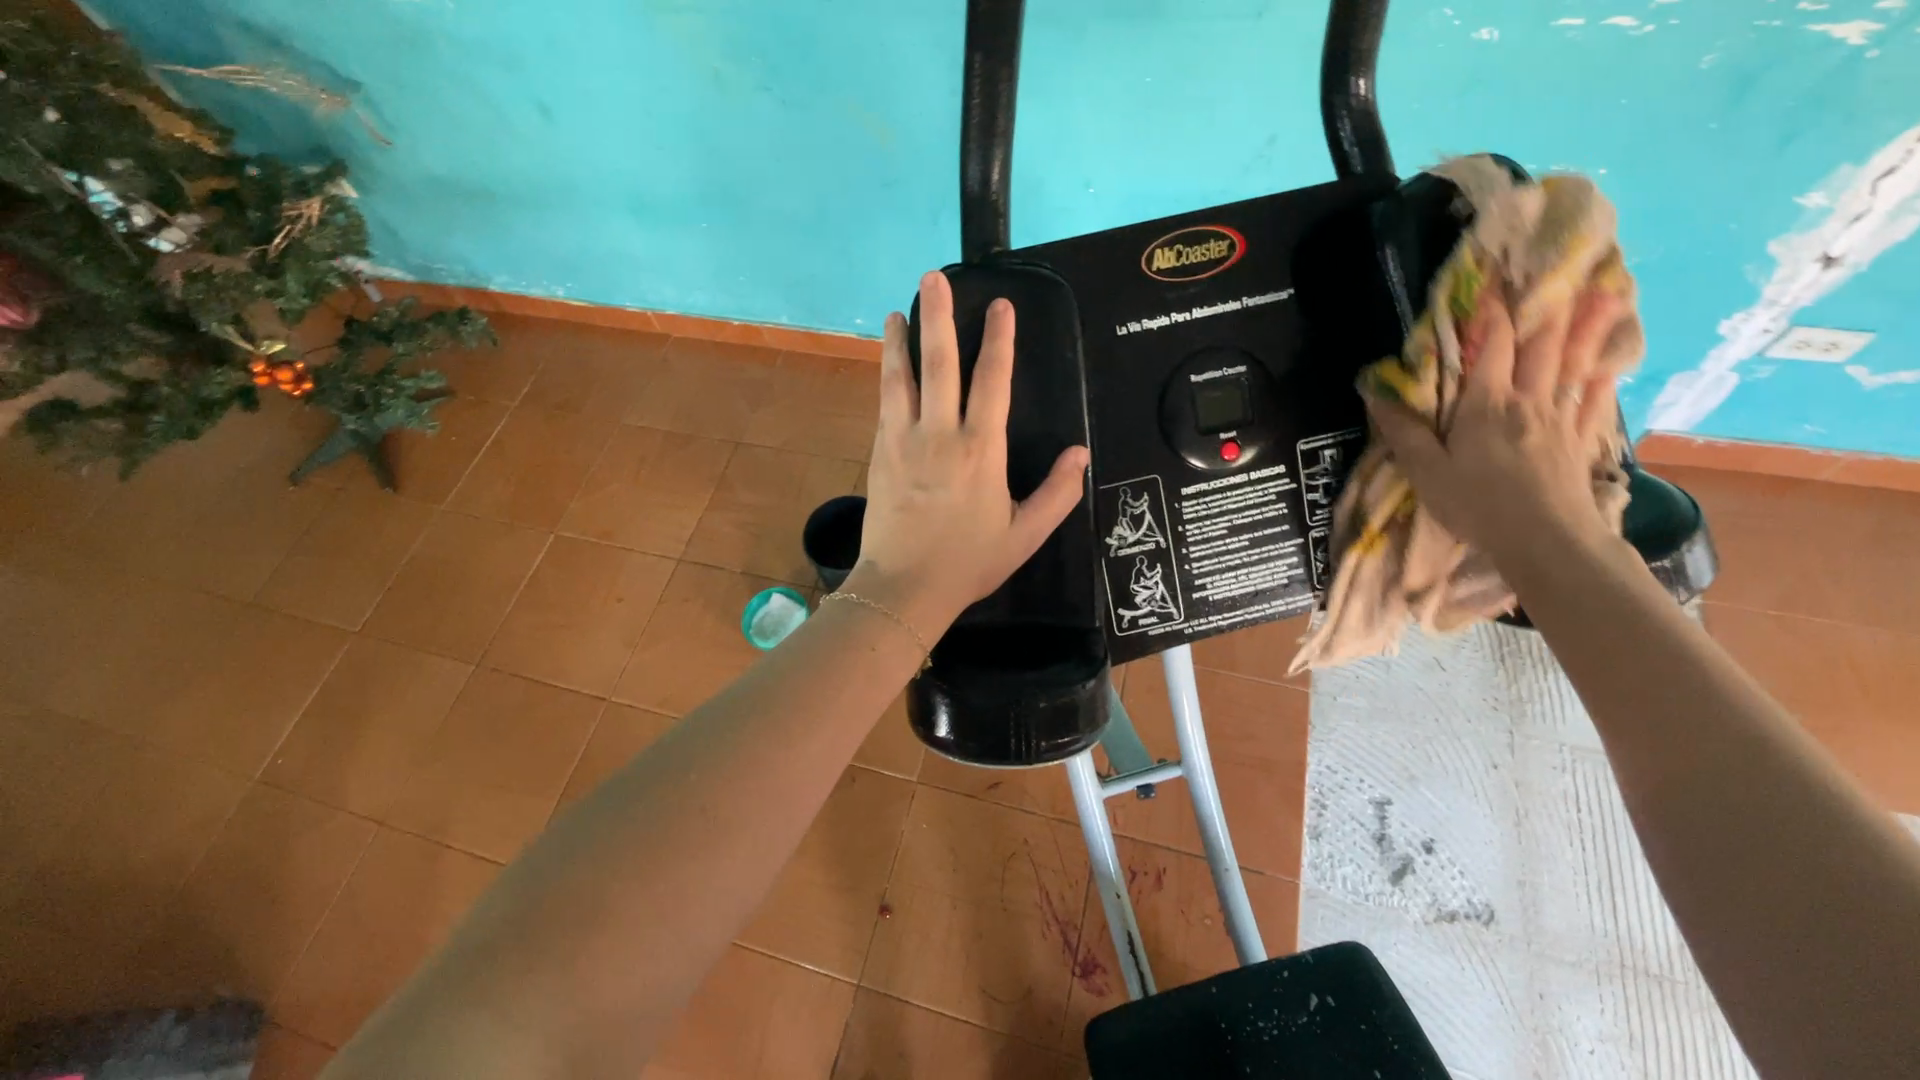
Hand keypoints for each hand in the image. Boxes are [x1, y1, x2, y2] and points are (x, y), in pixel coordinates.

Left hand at [847, 270, 1090, 634]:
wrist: (904, 587)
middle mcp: (941, 434)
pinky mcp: (881, 452)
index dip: (999, 339)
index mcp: (981, 450)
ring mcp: (904, 440)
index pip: (992, 381)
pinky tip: (888, 361)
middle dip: (939, 316)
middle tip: (933, 277)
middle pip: (940, 363)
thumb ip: (1057, 493)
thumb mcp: (1024, 534)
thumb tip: (1081, 453)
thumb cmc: (969, 562)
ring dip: (901, 339)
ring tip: (899, 310)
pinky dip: (887, 374)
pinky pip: (885, 403)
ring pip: (902, 377)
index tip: (1001, 306)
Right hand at [1362, 288, 1626, 567]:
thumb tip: (1376, 394)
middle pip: (1539, 346)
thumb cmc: (1477, 505)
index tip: (1492, 281)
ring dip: (1585, 329)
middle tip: (1556, 272)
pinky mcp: (1581, 442)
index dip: (1490, 313)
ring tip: (1603, 295)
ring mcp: (1560, 420)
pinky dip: (1602, 378)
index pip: (1491, 347)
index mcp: (1486, 405)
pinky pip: (1594, 402)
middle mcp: (1528, 401)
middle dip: (1544, 308)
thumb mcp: (1427, 472)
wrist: (1545, 540)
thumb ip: (1405, 432)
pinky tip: (1609, 364)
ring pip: (1572, 365)